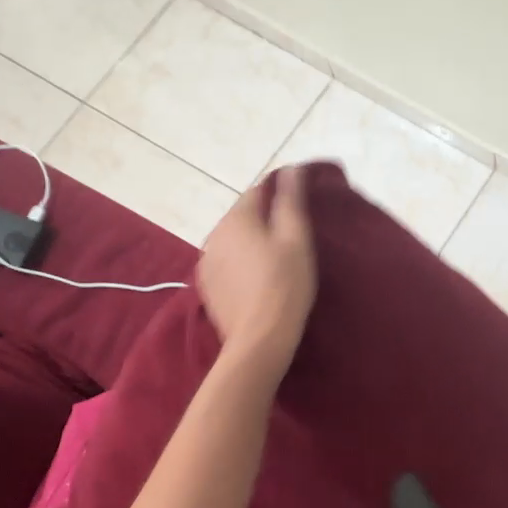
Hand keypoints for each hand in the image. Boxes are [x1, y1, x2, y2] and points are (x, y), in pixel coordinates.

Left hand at [197, 165, 315, 366]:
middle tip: (292, 240)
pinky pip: (227, 265)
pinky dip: (241, 266)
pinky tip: (258, 282)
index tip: (301, 209)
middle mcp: (215, 233)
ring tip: (275, 263)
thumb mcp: (297, 240)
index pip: (259, 190)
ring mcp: (207, 261)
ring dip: (251, 244)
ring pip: (234, 241)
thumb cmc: (286, 285)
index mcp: (238, 217)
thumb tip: (293, 170)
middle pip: (244, 216)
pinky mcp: (208, 286)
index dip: (280, 195)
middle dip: (265, 221)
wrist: (260, 338)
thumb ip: (292, 201)